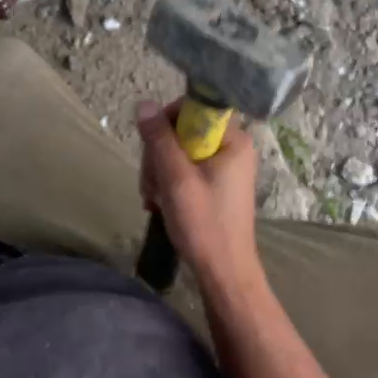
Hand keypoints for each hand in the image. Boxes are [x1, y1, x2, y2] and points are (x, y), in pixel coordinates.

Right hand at [136, 100, 260, 286]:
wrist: (223, 273)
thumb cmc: (204, 225)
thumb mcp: (176, 179)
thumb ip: (159, 139)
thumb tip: (143, 104)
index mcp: (233, 139)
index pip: (191, 109)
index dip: (165, 125)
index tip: (154, 151)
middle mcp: (232, 146)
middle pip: (181, 131)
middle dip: (159, 156)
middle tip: (153, 185)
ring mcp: (224, 166)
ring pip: (177, 151)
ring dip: (159, 173)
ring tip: (155, 199)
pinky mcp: (215, 183)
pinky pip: (184, 168)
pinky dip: (168, 183)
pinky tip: (160, 203)